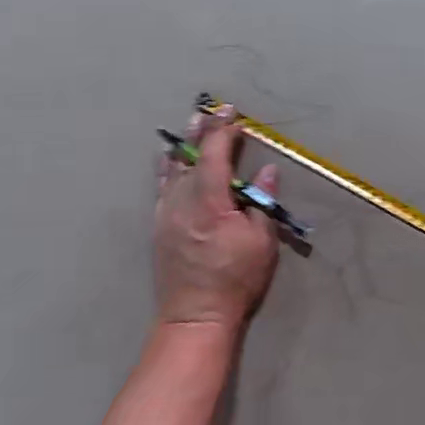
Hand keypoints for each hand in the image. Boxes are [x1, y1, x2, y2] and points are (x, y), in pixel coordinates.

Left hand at [153, 107, 280, 329]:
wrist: (195, 315)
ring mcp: (166, 212)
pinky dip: (168, 167)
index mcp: (209, 200)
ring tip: (191, 123)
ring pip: (172, 168)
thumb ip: (262, 202)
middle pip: (189, 155)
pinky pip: (161, 186)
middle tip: (209, 110)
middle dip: (202, 130)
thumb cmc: (235, 279)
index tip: (234, 115)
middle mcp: (182, 199)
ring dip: (184, 144)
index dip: (223, 131)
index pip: (214, 154)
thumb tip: (265, 171)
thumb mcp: (261, 242)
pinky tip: (169, 159)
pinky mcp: (159, 225)